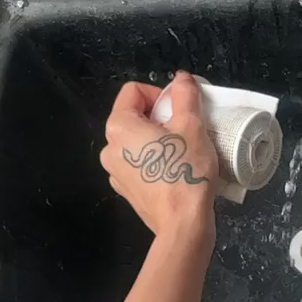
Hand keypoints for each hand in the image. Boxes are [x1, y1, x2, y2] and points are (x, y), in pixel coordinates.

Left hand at [100, 72, 218, 239]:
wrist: (183, 222)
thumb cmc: (185, 171)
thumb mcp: (192, 125)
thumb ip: (185, 95)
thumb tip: (181, 79)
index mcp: (119, 127)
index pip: (133, 92)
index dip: (159, 94)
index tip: (180, 109)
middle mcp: (110, 148)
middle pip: (135, 117)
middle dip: (161, 119)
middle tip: (186, 131)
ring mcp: (116, 172)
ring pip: (138, 142)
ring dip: (159, 141)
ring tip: (183, 153)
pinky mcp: (127, 191)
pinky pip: (140, 165)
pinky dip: (155, 162)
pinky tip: (175, 172)